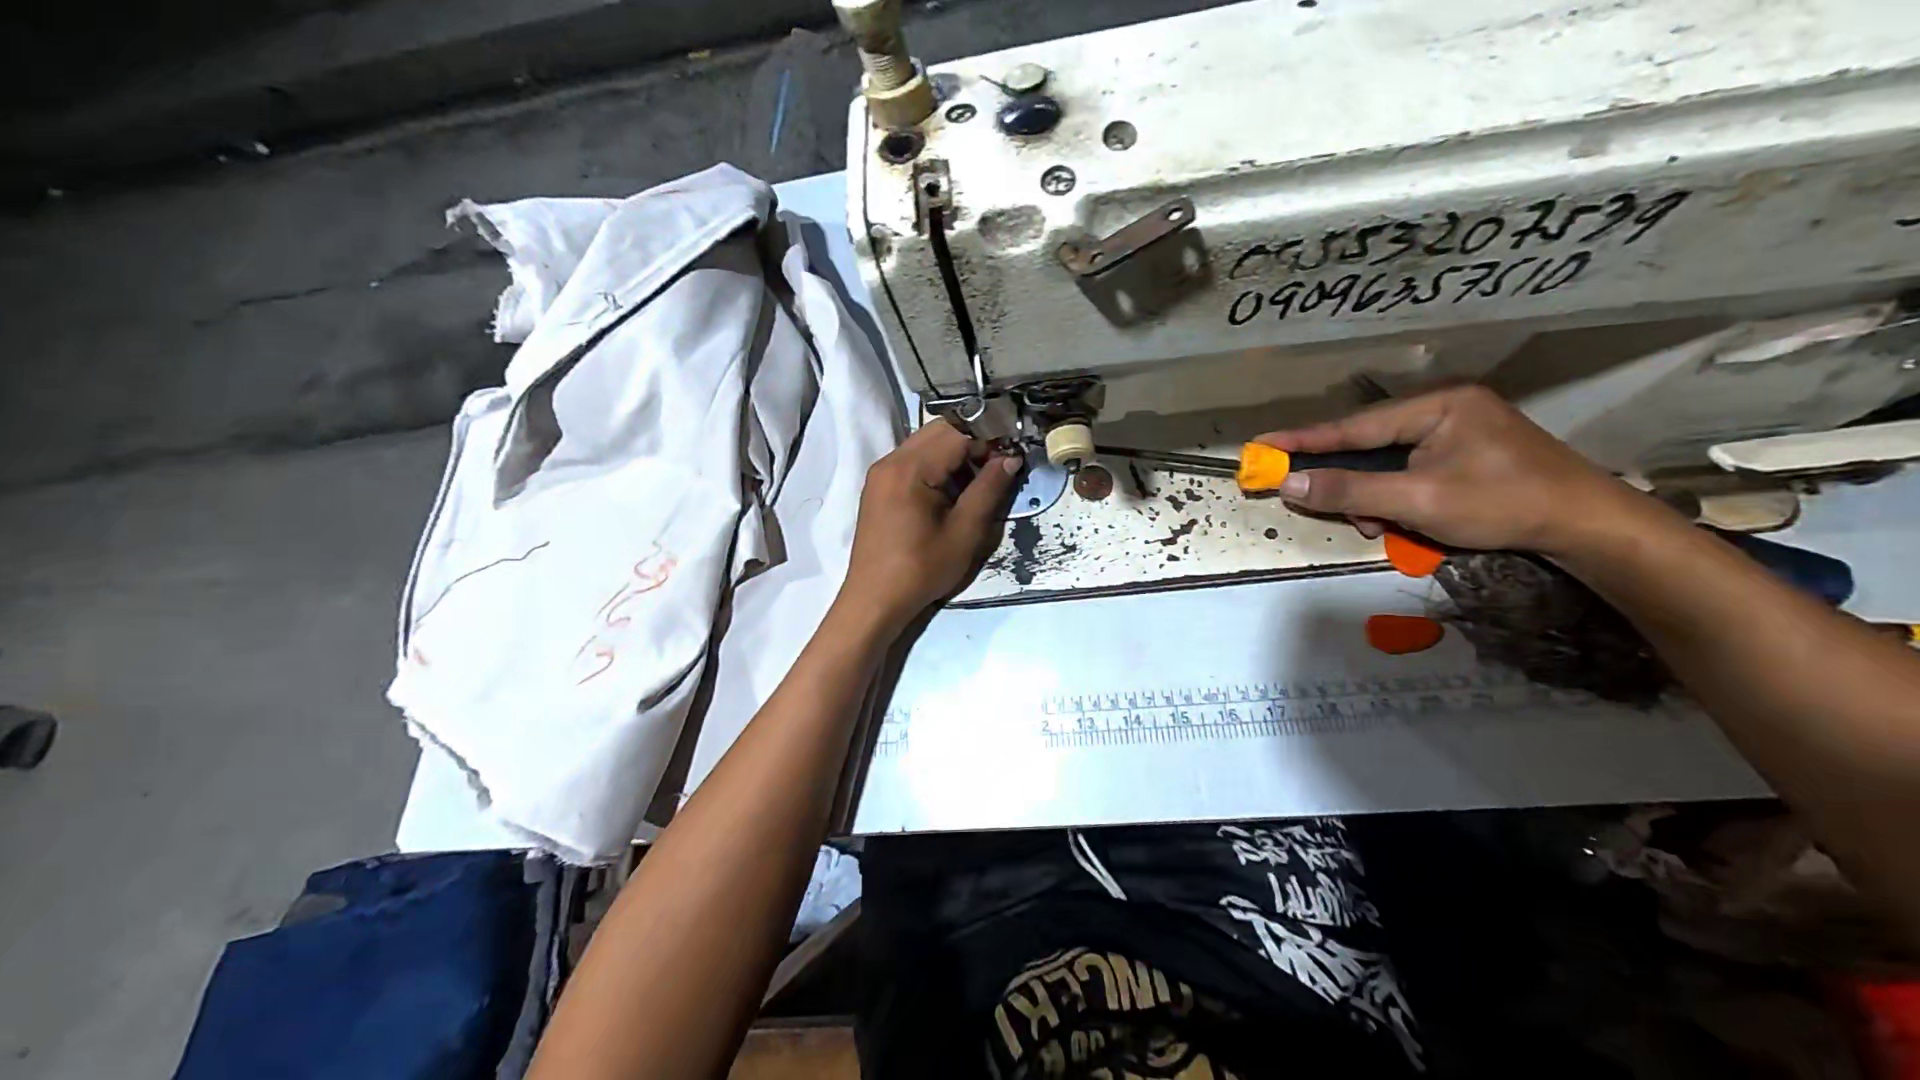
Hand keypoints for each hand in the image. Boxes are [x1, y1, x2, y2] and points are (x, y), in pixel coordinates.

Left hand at [837, 418, 1020, 631]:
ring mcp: (881, 472)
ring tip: (979, 482)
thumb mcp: (964, 532)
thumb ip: (988, 489)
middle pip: (940, 430)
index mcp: (909, 468)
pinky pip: (914, 460)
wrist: (874, 600)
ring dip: (956, 453)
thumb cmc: (920, 570)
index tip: (1013, 455)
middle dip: (974, 441)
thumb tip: (1010, 459)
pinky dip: (938, 465)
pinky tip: (953, 492)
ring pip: (927, 443)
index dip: (990, 438)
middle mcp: (891, 461)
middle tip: (999, 467)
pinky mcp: (879, 486)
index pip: (957, 432)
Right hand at [1255, 385, 1640, 553]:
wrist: (1588, 526)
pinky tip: (1399, 519)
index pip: (1353, 426)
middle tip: (1316, 503)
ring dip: (1372, 495)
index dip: (1302, 439)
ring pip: (1388, 461)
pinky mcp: (1467, 451)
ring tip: (1375, 525)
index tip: (1260, 444)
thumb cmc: (1502, 505)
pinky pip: (1410, 469)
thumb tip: (1288, 482)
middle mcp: (1444, 408)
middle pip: (1369, 444)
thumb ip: (1350, 490)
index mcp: (1436, 405)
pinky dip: (1396, 496)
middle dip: (1345, 480)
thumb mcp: (1417, 501)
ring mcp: (1458, 429)